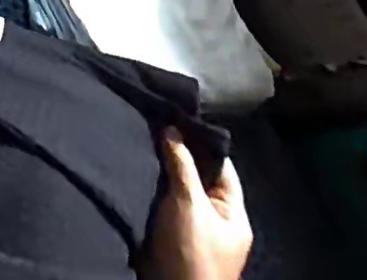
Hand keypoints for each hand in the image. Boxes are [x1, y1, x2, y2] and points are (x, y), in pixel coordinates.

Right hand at [144, 129, 251, 279]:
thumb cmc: (191, 251)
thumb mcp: (189, 203)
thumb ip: (181, 164)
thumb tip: (171, 127)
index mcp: (232, 212)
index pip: (220, 165)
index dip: (200, 139)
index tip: (176, 114)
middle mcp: (213, 215)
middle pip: (197, 172)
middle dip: (177, 149)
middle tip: (154, 120)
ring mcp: (190, 222)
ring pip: (176, 183)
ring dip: (160, 164)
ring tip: (141, 134)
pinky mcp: (167, 228)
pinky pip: (161, 197)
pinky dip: (150, 180)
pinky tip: (135, 160)